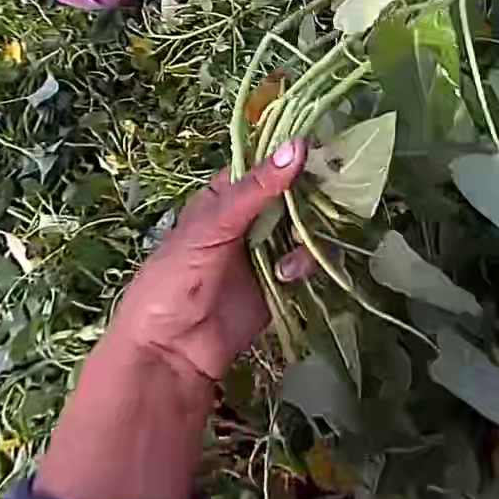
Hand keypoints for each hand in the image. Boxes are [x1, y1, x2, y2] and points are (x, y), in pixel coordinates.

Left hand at [106, 139, 314, 381]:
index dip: (292, 154)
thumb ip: (257, 188)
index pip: (265, 163)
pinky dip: (304, 263)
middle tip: (328, 197)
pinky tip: (287, 275)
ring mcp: (265, 248)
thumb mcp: (215, 224)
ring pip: (303, 226)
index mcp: (226, 195)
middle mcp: (249, 216)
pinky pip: (304, 260)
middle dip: (307, 197)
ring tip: (296, 245)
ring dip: (306, 233)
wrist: (170, 353)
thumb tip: (298, 145)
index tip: (323, 149)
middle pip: (291, 194)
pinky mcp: (279, 279)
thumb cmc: (178, 276)